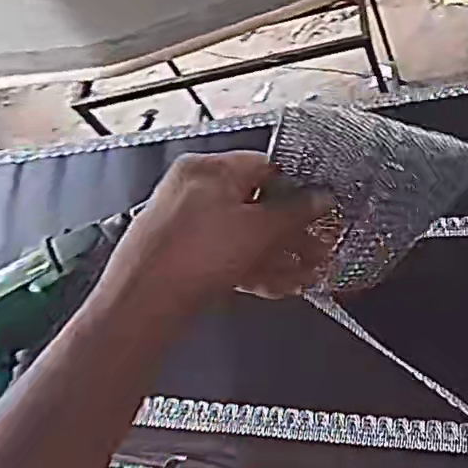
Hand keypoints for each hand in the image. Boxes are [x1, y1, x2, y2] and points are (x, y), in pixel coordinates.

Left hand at [105, 151, 334, 309]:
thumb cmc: (191, 255)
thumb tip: (320, 198)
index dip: (298, 188)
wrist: (148, 301)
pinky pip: (231, 257)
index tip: (320, 209)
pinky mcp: (188, 258)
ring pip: (247, 237)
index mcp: (209, 169)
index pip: (265, 166)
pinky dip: (257, 269)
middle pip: (258, 206)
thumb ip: (296, 212)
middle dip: (292, 233)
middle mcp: (196, 192)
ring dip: (280, 257)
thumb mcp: (259, 229)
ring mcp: (190, 226)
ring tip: (306, 275)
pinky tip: (280, 286)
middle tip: (317, 248)